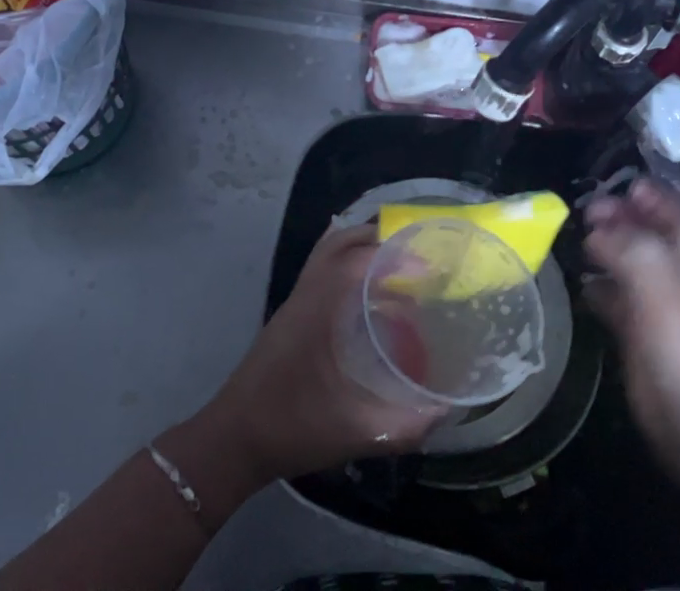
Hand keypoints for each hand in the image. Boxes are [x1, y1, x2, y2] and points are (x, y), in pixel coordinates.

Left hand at [194, 222, 443, 481]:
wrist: (233, 441)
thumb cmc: (290, 429)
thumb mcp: (355, 434)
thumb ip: (404, 425)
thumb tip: (446, 411)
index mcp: (317, 312)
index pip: (355, 260)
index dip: (394, 253)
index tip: (431, 266)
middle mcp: (304, 297)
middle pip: (339, 243)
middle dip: (379, 238)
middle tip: (419, 252)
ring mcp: (293, 305)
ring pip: (327, 255)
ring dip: (362, 251)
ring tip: (402, 266)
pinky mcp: (290, 318)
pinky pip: (321, 274)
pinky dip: (348, 269)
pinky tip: (372, 296)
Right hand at [582, 179, 679, 475]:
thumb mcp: (662, 290)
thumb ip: (630, 251)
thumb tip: (595, 231)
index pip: (676, 219)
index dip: (655, 199)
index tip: (623, 185)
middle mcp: (675, 284)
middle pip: (651, 240)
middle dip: (624, 220)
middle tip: (586, 210)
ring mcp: (658, 314)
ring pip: (631, 270)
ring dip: (608, 251)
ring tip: (576, 238)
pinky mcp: (640, 342)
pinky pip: (617, 305)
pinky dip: (599, 290)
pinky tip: (579, 287)